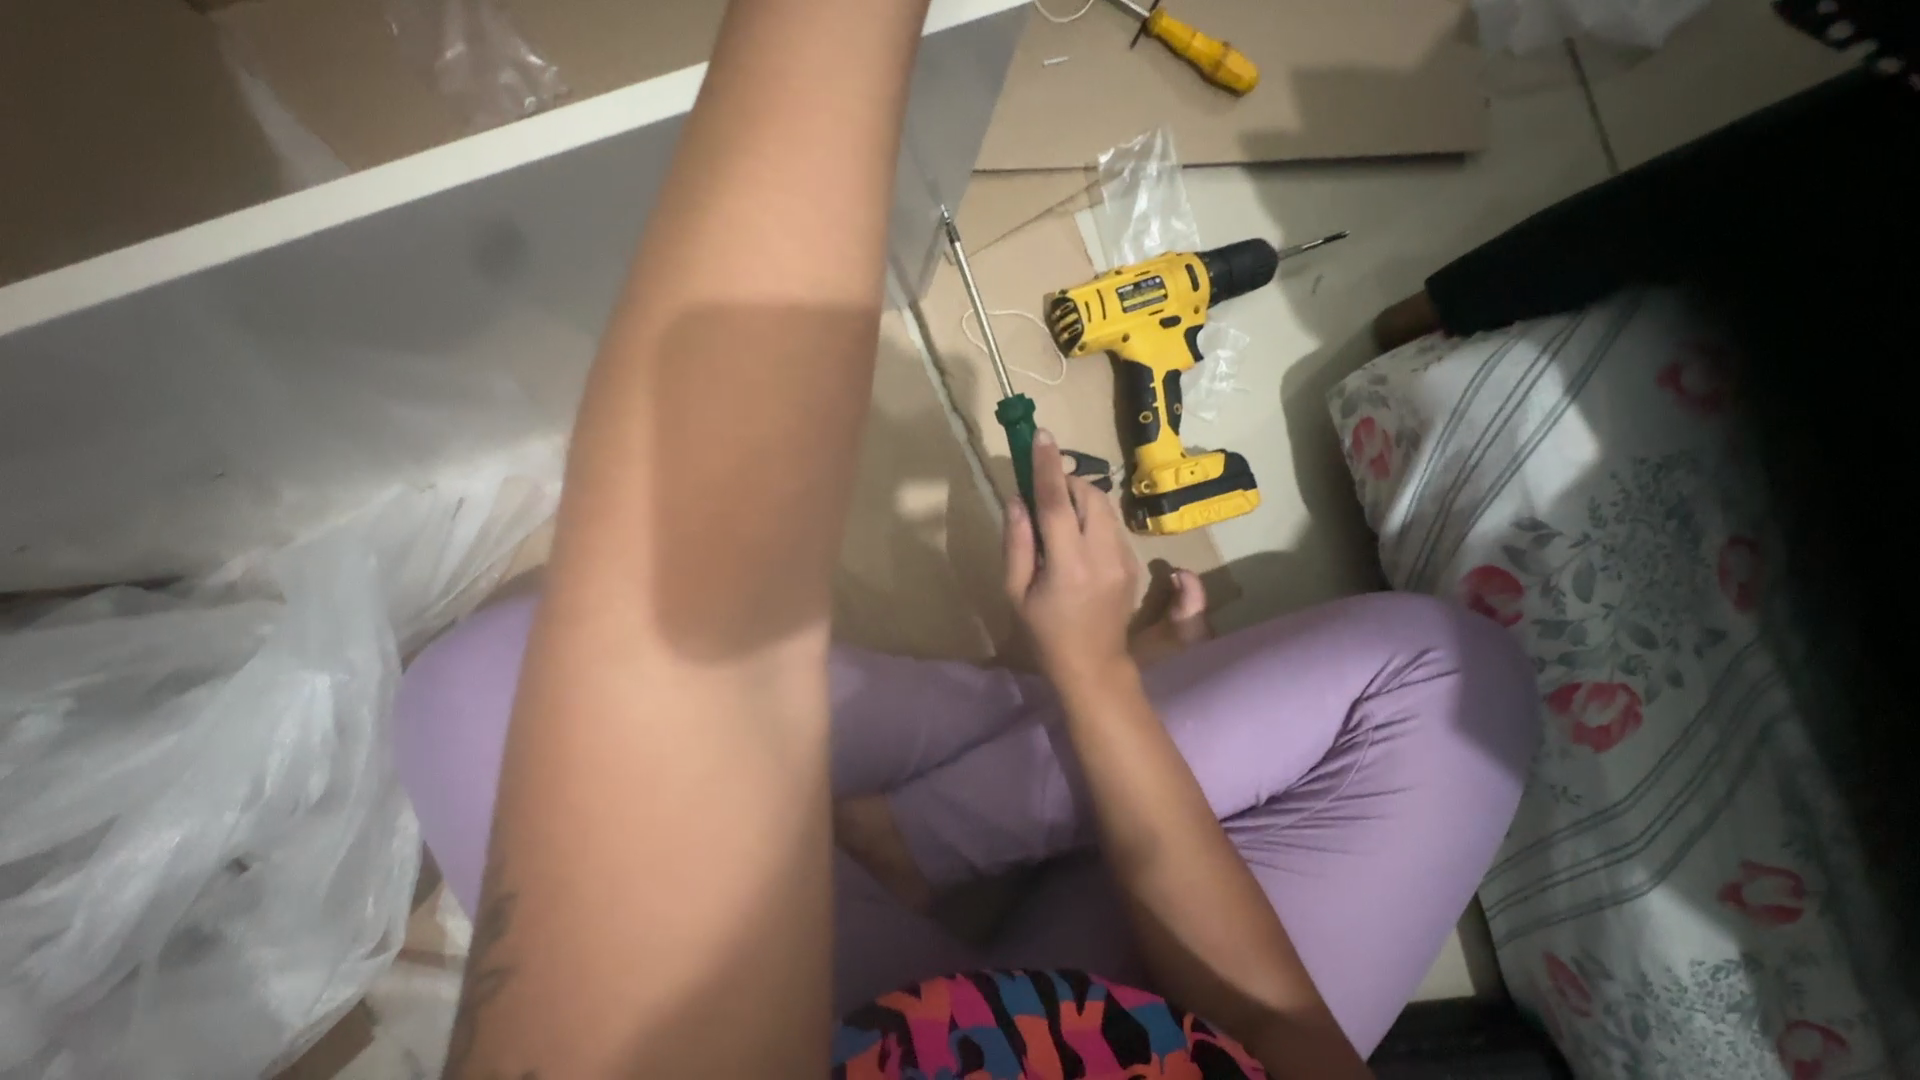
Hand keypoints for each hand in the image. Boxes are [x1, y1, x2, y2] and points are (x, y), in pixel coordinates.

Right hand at [1004, 431, 1141, 688]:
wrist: (1093, 666)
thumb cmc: (1044, 633)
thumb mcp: (1016, 592)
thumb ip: (1016, 542)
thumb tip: (1018, 499)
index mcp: (1068, 566)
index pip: (1058, 503)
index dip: (1047, 467)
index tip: (1041, 436)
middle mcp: (1102, 556)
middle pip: (1089, 495)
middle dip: (1067, 482)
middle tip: (1044, 489)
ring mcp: (1123, 560)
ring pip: (1104, 507)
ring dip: (1081, 499)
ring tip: (1058, 515)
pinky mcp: (1131, 564)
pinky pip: (1110, 526)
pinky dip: (1091, 519)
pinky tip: (1074, 540)